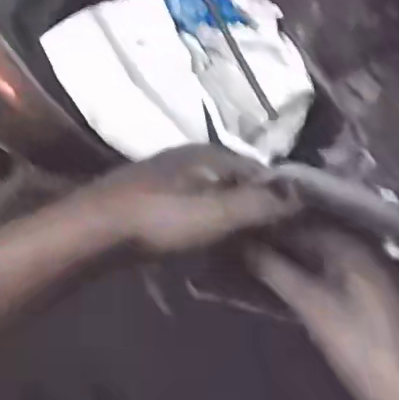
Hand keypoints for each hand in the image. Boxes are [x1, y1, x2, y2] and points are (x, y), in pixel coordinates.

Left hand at [73, 145, 298, 254]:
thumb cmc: (159, 219)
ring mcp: (169, 173)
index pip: (259, 169)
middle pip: (235, 180)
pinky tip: (210, 242)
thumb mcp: (215, 213)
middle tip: (277, 242)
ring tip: (249, 247)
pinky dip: (208, 220)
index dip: (281, 195)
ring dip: (232, 215)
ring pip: (214, 192)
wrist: (96, 228)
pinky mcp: (153, 194)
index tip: (300, 226)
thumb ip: (257, 202)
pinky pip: (194, 204)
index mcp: (208, 153)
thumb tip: (303, 190)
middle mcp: (190, 155)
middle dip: (256, 206)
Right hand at [248, 227, 398, 399]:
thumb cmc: (361, 350)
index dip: (266, 220)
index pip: (299, 217)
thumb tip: (238, 241)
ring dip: (293, 252)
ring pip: (324, 250)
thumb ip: (273, 268)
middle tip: (243, 239)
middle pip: (313, 231)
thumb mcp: (310, 307)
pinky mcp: (378, 295)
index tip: (237, 223)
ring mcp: (376, 271)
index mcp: (354, 242)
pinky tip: (291, 276)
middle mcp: (368, 248)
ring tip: (259, 255)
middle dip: (279, 235)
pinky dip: (311, 267)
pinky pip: (336, 266)